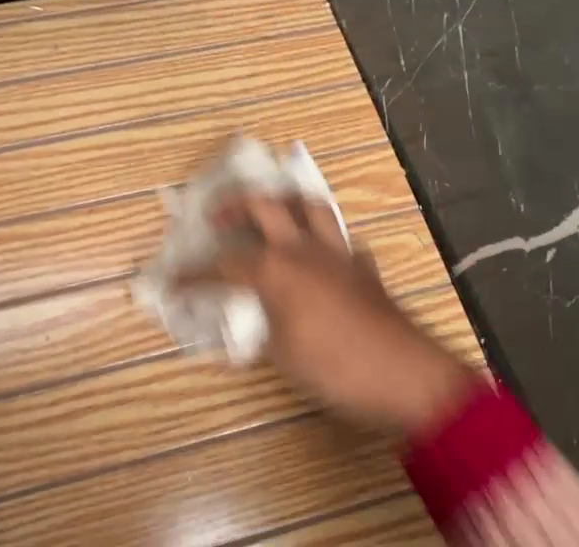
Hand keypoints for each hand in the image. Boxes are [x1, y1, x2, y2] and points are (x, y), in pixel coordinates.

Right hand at [181, 196, 473, 433]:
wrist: (405, 374)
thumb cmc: (335, 368)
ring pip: (309, 206)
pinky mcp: (363, 266)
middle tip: (217, 216)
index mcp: (275, 269)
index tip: (174, 281)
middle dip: (234, 204)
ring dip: (286, 204)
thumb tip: (241, 324)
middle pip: (264, 205)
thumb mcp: (282, 356)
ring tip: (272, 215)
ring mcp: (337, 252)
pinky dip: (325, 240)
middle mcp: (302, 249)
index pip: (223, 264)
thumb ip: (258, 330)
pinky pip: (341, 239)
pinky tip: (321, 256)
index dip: (195, 274)